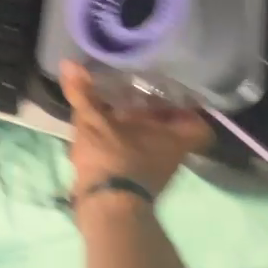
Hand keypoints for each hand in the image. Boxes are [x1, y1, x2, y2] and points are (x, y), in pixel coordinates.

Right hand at [61, 61, 212, 198]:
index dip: (186, 110)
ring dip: (136, 128)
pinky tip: (102, 131)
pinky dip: (123, 141)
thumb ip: (83, 92)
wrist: (107, 205)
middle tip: (130, 93)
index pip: (198, 126)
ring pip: (152, 141)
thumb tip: (70, 62)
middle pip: (171, 130)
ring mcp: (155, 168)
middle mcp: (171, 154)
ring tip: (112, 108)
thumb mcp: (93, 120)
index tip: (167, 96)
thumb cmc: (113, 158)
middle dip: (153, 114)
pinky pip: (135, 151)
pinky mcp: (136, 177)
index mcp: (173, 139)